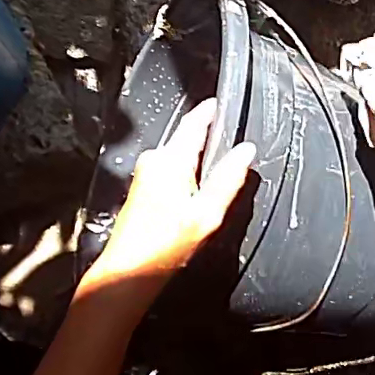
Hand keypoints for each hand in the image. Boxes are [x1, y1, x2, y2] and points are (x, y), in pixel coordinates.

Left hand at [82, 98, 255, 306]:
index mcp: (169, 160)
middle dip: (204, 137)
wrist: (128, 272)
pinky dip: (184, 174)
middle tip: (227, 140)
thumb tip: (245, 151)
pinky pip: (168, 171)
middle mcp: (153, 161)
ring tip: (215, 167)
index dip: (208, 111)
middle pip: (184, 139)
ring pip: (176, 156)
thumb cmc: (163, 246)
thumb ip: (228, 179)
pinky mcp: (140, 190)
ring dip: (194, 158)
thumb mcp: (207, 214)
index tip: (219, 103)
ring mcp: (143, 175)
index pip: (193, 123)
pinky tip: (194, 190)